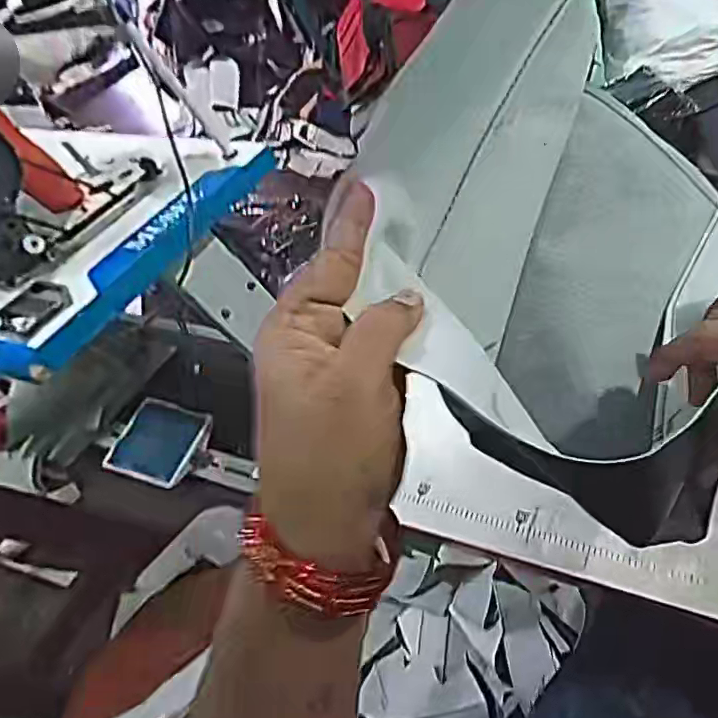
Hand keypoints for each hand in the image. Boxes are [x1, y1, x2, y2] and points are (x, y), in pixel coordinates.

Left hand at [253, 181, 422, 570]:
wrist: (328, 525)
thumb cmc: (329, 456)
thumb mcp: (356, 382)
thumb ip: (381, 327)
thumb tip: (406, 300)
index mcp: (292, 333)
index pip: (330, 265)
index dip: (351, 227)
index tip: (364, 191)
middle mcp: (309, 346)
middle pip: (352, 293)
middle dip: (381, 272)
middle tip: (406, 234)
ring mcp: (334, 374)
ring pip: (374, 326)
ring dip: (398, 315)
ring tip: (421, 291)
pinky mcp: (357, 397)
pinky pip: (385, 357)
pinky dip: (405, 348)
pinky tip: (424, 340)